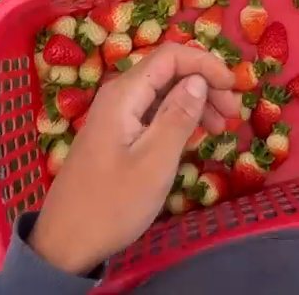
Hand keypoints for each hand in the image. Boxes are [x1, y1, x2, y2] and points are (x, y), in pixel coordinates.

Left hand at [30, 43, 241, 273]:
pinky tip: (196, 134)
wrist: (63, 243)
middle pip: (168, 70)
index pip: (171, 56)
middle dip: (204, 82)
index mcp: (125, 93)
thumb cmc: (112, 204)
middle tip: (233, 112)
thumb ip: (178, 116)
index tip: (234, 87)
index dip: (206, 63)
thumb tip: (199, 79)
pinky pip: (153, 110)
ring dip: (194, 100)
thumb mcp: (154, 163)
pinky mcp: (117, 133)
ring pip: (162, 90)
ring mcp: (116, 113)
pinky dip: (178, 116)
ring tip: (221, 126)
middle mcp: (119, 94)